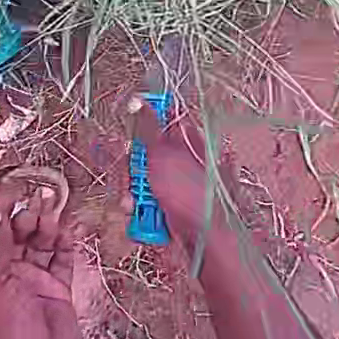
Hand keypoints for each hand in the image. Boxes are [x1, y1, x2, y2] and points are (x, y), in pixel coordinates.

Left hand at [0, 181, 81, 338]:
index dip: (2, 213)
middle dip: (28, 216)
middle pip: (20, 237)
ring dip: (47, 226)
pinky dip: (65, 245)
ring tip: (53, 208)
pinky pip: (62, 262)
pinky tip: (66, 230)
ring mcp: (35, 284)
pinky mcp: (58, 292)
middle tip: (38, 199)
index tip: (10, 191)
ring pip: (42, 246)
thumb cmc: (3, 336)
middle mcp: (10, 277)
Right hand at [129, 98, 229, 258]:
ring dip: (133, 194)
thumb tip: (141, 99)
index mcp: (186, 139)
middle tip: (134, 176)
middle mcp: (182, 160)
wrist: (205, 239)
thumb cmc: (189, 193)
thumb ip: (150, 127)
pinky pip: (146, 203)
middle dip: (133, 168)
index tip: (134, 131)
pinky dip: (140, 211)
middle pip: (144, 153)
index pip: (162, 119)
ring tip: (135, 204)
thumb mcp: (164, 153)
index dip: (144, 123)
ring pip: (142, 180)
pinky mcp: (169, 208)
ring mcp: (176, 185)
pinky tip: (140, 217)